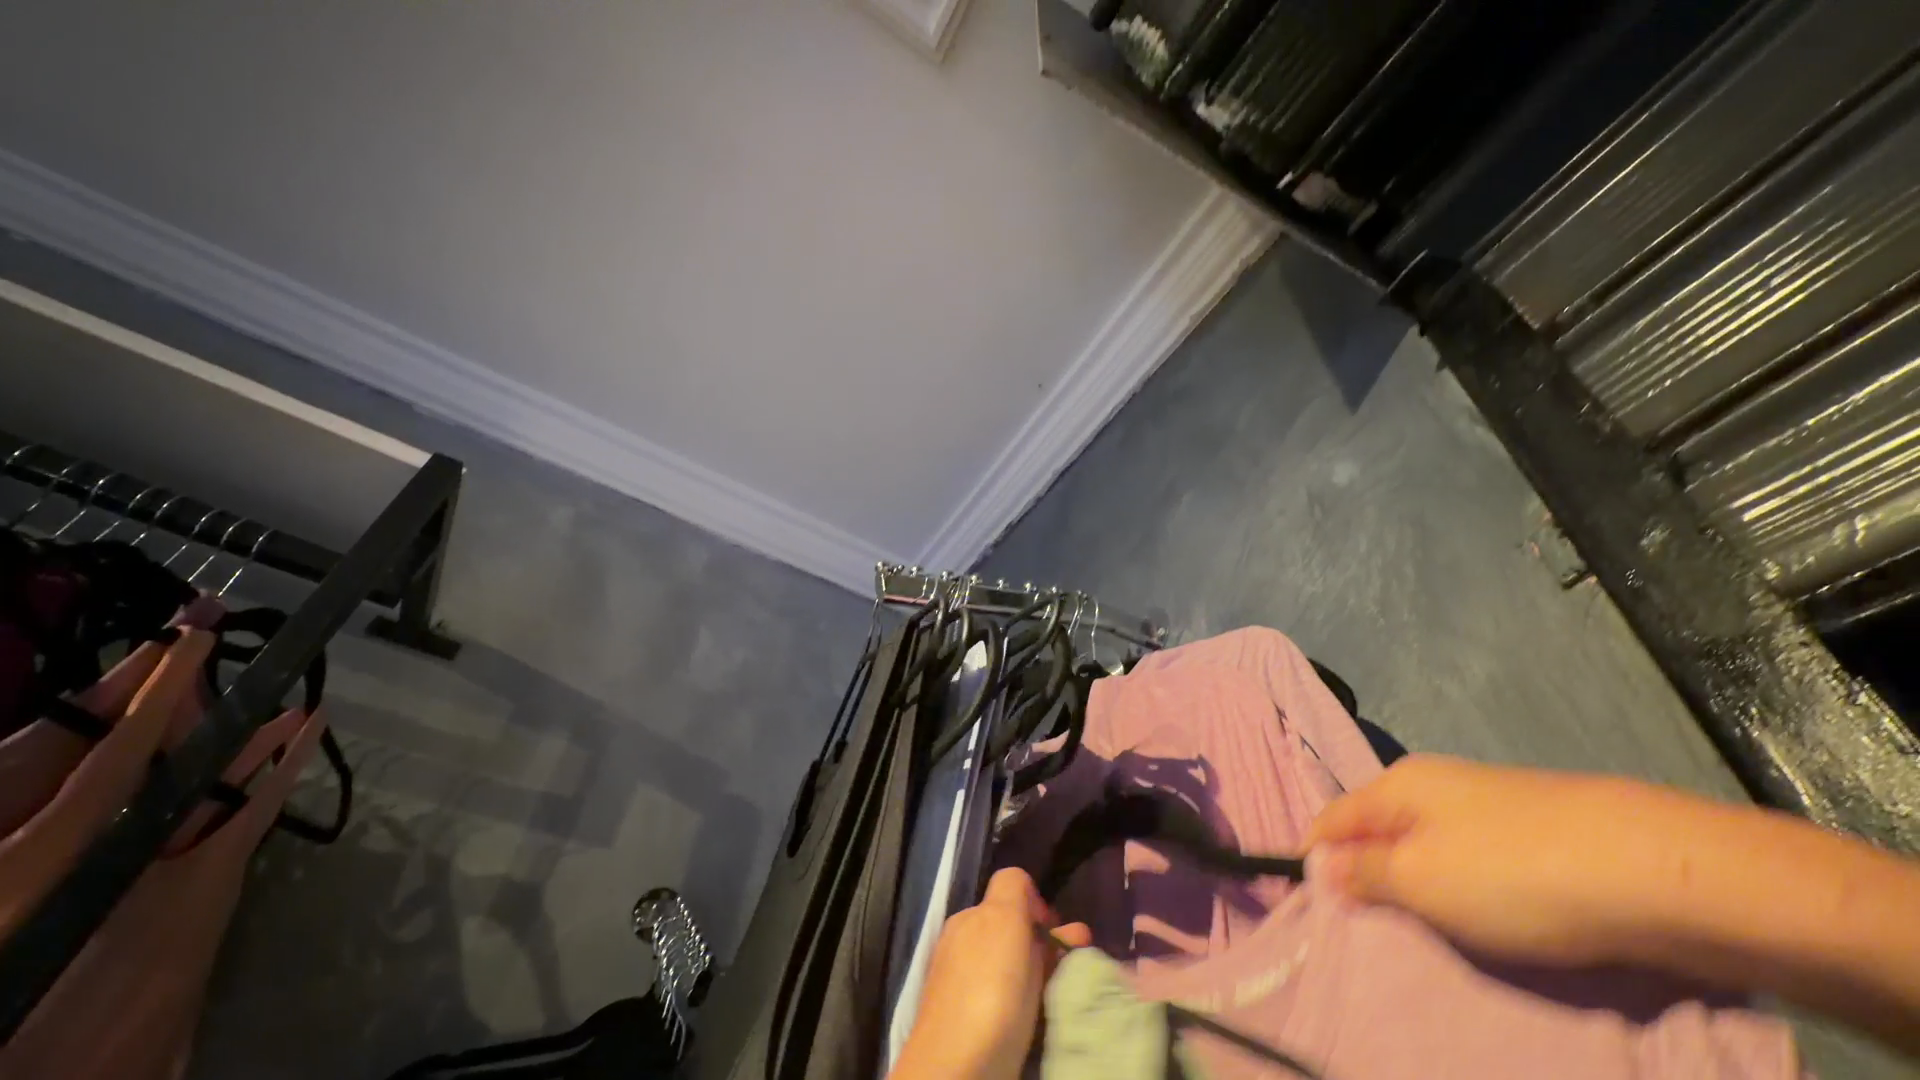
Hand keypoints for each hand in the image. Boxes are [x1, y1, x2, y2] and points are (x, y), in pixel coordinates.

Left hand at [892, 868, 1092, 1079]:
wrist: (959, 1068)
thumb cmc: (988, 988)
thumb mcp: (1002, 918)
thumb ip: (1013, 888)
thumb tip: (1026, 890)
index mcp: (969, 920)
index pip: (1011, 897)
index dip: (1038, 907)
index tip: (1056, 930)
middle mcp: (965, 947)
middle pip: (1016, 933)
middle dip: (1049, 943)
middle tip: (1077, 961)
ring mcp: (968, 988)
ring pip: (1017, 968)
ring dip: (1045, 973)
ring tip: (1066, 988)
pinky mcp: (977, 1026)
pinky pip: (1012, 1000)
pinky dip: (1031, 1002)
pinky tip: (1043, 1013)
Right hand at [1306, 754, 1709, 965]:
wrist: (1655, 870)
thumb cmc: (1512, 874)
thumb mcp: (1420, 880)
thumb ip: (1363, 872)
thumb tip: (1320, 864)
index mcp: (1398, 784)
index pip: (1331, 818)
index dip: (1314, 858)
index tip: (1313, 907)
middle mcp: (1438, 782)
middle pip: (1380, 829)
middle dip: (1369, 874)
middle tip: (1374, 928)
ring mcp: (1491, 802)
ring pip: (1429, 844)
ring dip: (1421, 883)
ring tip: (1431, 928)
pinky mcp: (1538, 828)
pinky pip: (1476, 857)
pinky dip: (1468, 886)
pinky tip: (1489, 914)